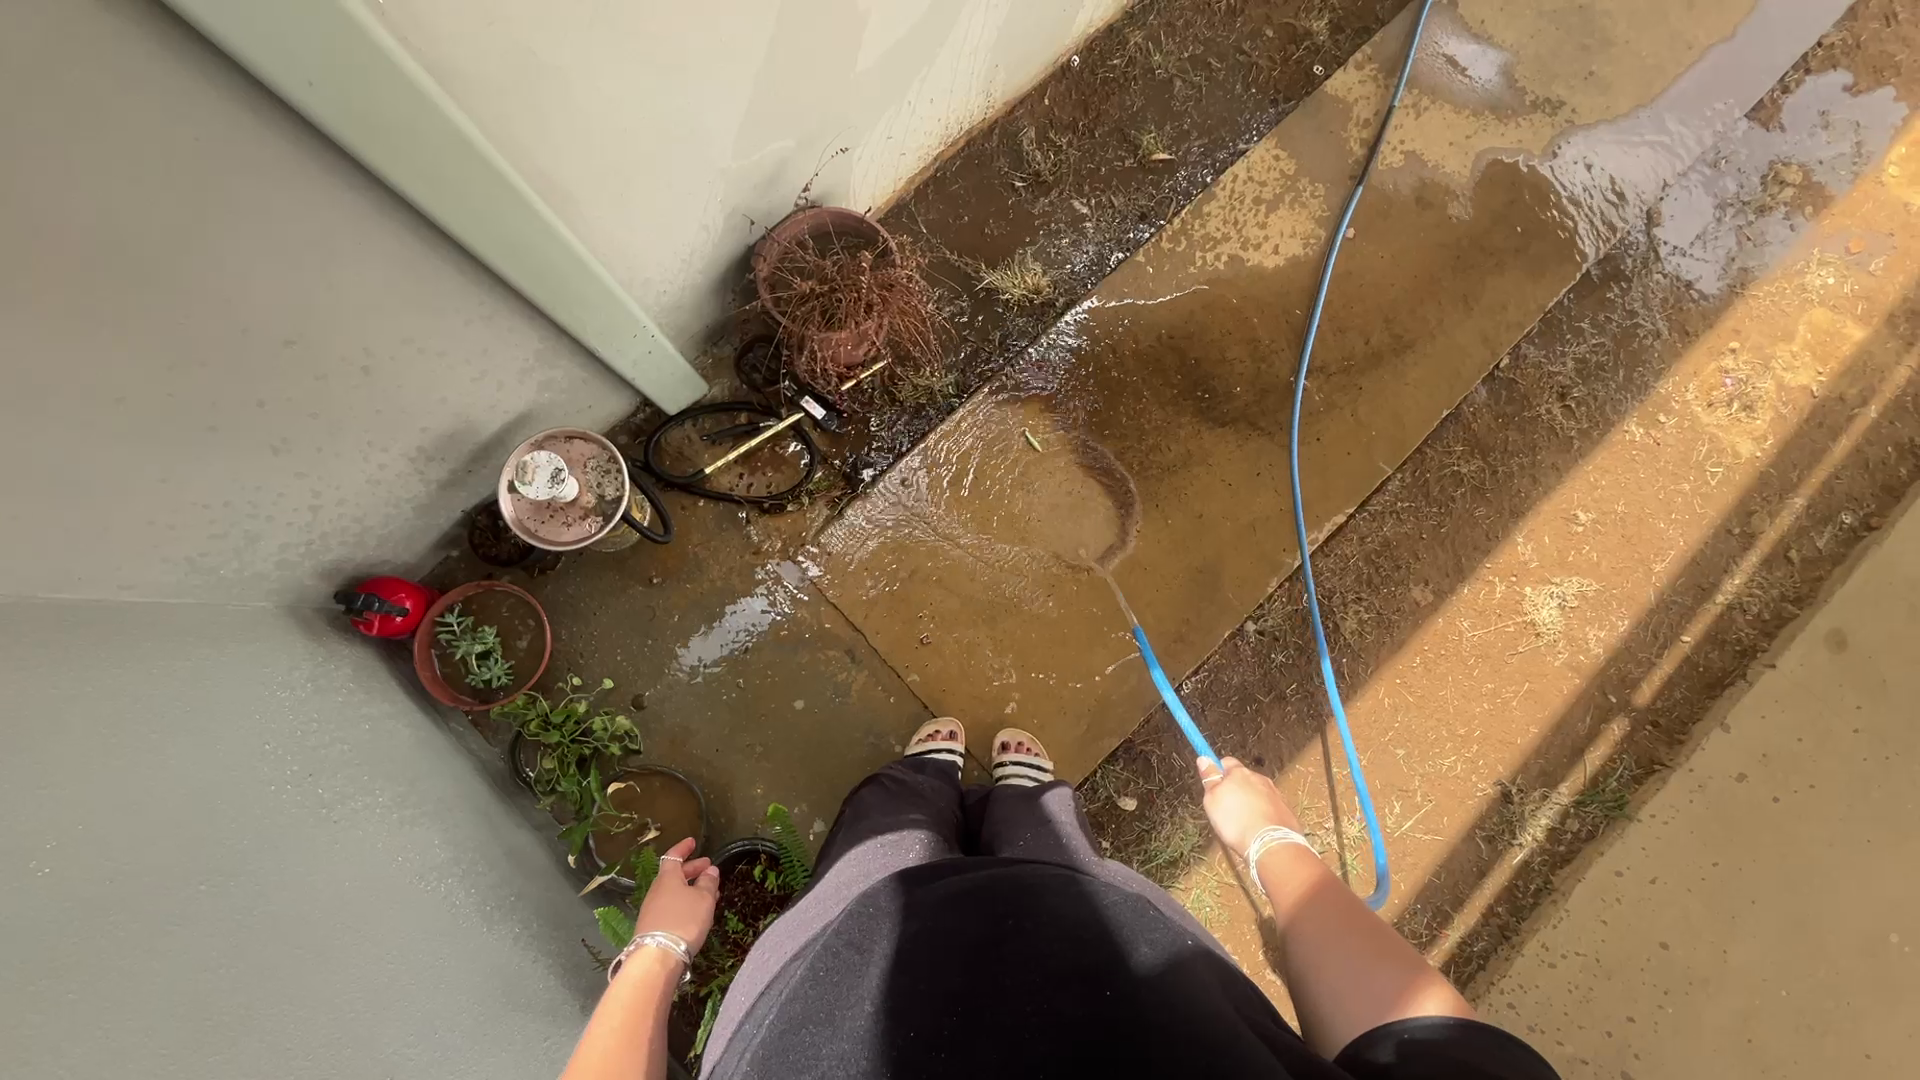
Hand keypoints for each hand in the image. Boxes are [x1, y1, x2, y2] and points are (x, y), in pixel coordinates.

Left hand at [634, 836, 720, 952]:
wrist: (656, 958)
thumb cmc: (683, 920)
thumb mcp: (704, 899)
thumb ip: (708, 882)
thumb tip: (710, 870)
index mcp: (667, 878)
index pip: (673, 856)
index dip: (683, 848)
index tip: (692, 842)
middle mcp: (656, 891)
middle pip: (673, 875)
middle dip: (691, 870)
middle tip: (708, 868)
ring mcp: (652, 910)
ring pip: (673, 892)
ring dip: (690, 889)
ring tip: (709, 892)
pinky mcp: (652, 927)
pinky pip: (670, 907)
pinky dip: (684, 904)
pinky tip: (696, 912)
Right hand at [1197, 756, 1301, 856]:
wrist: (1270, 845)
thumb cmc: (1235, 821)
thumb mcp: (1212, 800)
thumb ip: (1209, 778)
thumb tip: (1204, 759)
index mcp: (1240, 773)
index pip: (1226, 762)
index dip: (1218, 772)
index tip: (1213, 785)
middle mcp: (1260, 779)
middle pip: (1244, 778)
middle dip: (1236, 788)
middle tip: (1226, 807)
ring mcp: (1275, 795)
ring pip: (1258, 793)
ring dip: (1251, 801)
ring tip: (1242, 821)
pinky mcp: (1286, 811)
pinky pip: (1270, 807)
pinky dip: (1263, 814)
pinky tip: (1258, 828)